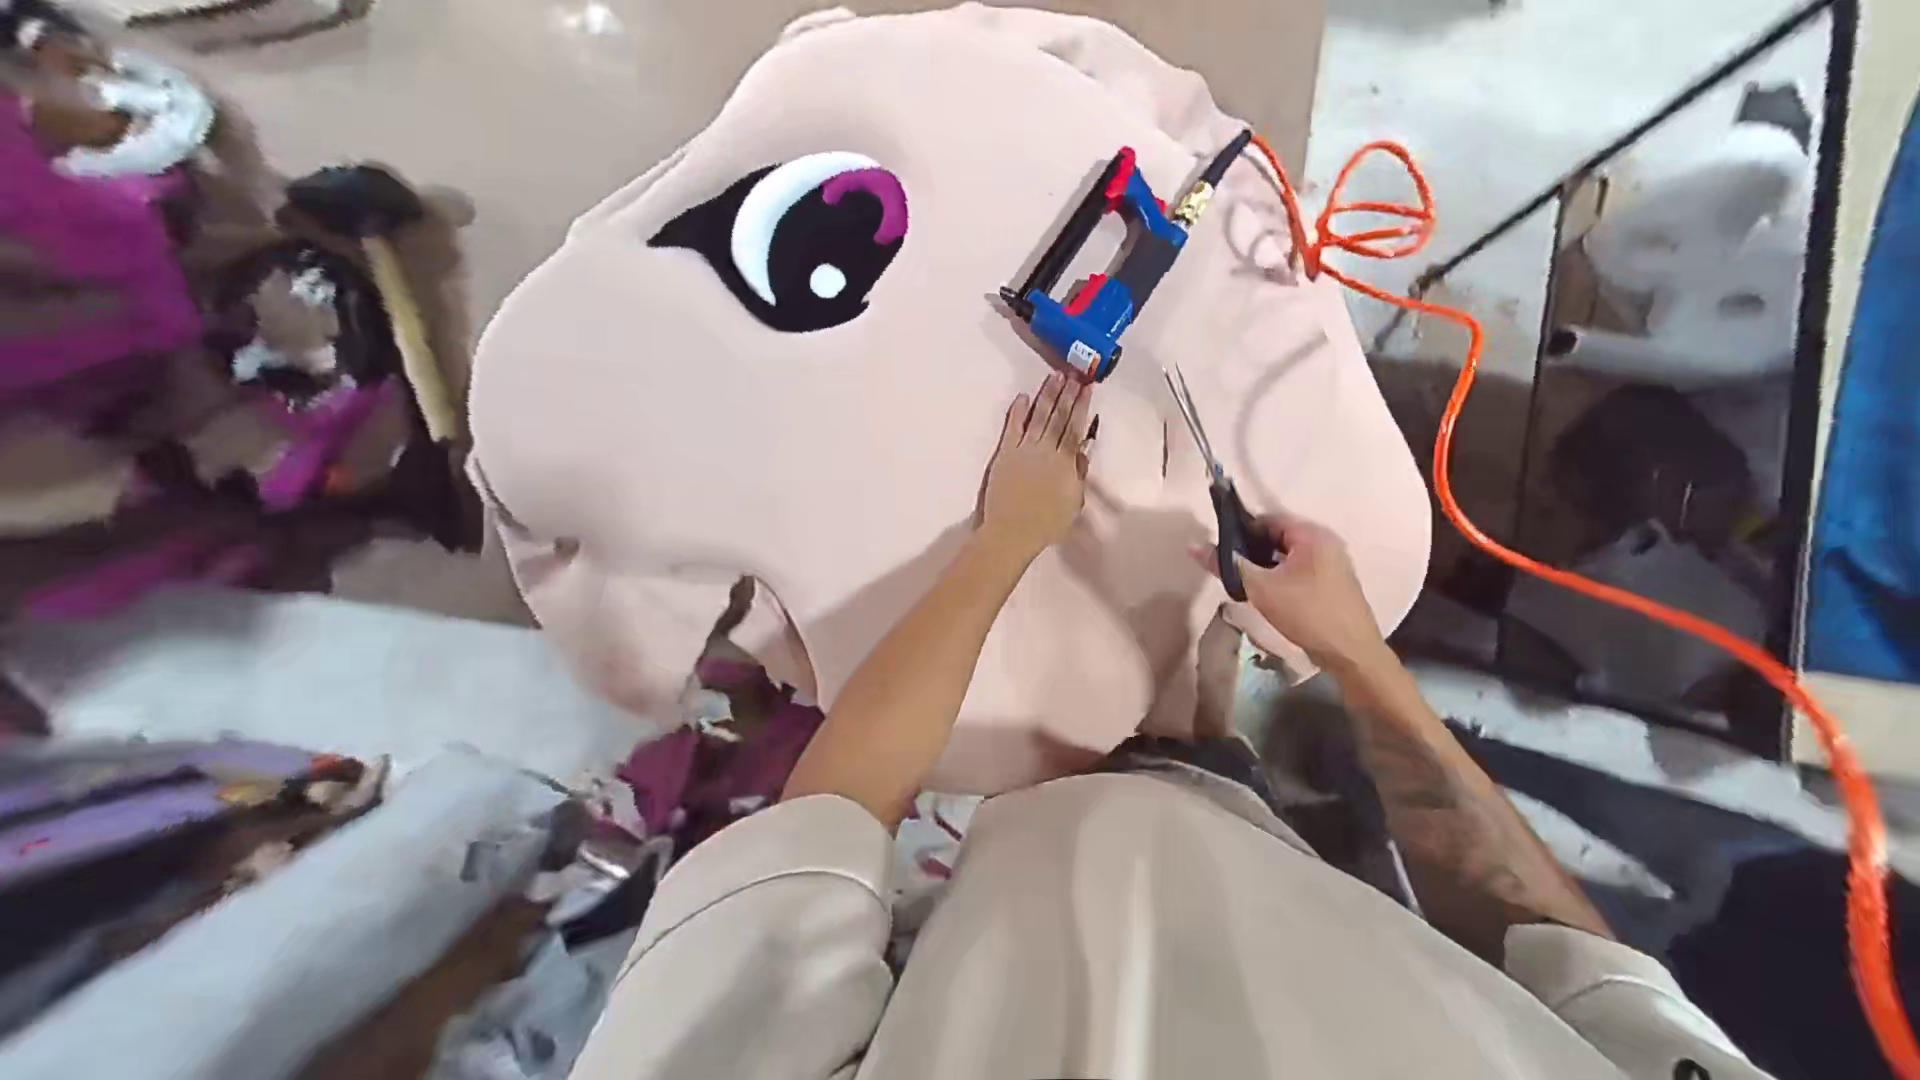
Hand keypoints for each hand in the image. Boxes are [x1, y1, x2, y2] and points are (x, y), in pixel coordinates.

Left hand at [978, 373, 1091, 562]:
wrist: (1012, 531)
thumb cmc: (1047, 524)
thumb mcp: (1074, 502)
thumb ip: (1078, 474)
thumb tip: (1083, 451)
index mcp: (1065, 463)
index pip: (1075, 427)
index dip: (1081, 405)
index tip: (1087, 387)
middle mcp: (1046, 451)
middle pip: (1058, 417)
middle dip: (1066, 393)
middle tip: (1073, 373)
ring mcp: (1023, 450)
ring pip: (1038, 417)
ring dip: (1046, 395)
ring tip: (1054, 376)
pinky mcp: (1005, 454)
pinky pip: (1012, 428)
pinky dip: (1018, 411)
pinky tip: (1023, 397)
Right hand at [1196, 510, 1389, 675]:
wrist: (1350, 653)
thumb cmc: (1305, 612)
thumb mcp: (1259, 587)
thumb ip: (1225, 563)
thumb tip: (1193, 545)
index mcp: (1312, 534)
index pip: (1267, 519)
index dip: (1240, 531)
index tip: (1221, 548)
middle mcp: (1325, 542)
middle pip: (1277, 537)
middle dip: (1251, 550)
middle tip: (1229, 568)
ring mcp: (1332, 563)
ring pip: (1286, 555)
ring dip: (1264, 565)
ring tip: (1244, 582)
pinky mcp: (1332, 583)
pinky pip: (1298, 570)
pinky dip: (1279, 576)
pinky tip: (1265, 594)